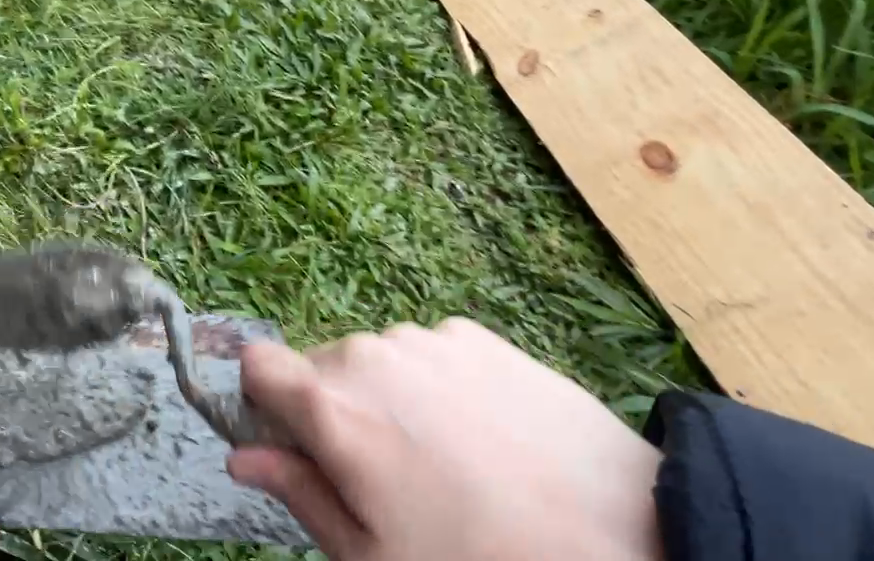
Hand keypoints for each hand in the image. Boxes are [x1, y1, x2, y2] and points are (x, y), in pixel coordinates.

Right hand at [227, 318, 661, 560]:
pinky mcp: (473, 335)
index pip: (255, 364)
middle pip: (316, 368)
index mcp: (331, 408)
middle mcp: (366, 354)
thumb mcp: (375, 556)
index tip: (298, 444)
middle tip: (390, 473)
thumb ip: (297, 493)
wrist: (634, 539)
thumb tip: (240, 457)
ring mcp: (422, 339)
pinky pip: (426, 352)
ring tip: (450, 458)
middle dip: (333, 410)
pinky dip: (435, 383)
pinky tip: (486, 434)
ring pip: (373, 360)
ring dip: (387, 396)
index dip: (263, 403)